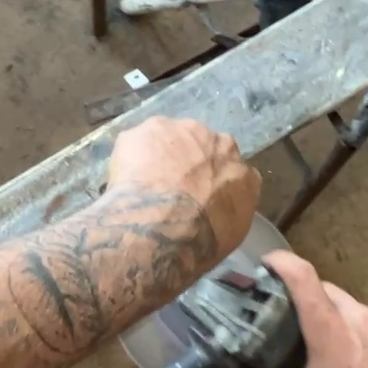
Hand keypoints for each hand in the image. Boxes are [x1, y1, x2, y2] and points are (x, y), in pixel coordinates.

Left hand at [106, 117, 259, 256]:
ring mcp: (186, 131)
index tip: (196, 195)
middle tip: (168, 186)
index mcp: (242, 173)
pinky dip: (132, 157)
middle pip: (202, 148)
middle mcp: (220, 144)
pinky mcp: (153, 127)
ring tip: (142, 183)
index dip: (210, 182)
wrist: (165, 225)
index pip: (230, 172)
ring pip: (171, 138)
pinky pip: (140, 141)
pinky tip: (125, 180)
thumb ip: (229, 210)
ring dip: (159, 155)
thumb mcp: (231, 234)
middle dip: (187, 162)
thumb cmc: (200, 239)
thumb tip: (217, 209)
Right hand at [244, 252, 367, 367]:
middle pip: (328, 292)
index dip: (282, 261)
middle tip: (303, 330)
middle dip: (312, 303)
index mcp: (328, 329)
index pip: (302, 276)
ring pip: (356, 310)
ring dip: (344, 323)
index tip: (268, 263)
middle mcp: (360, 316)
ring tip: (344, 356)